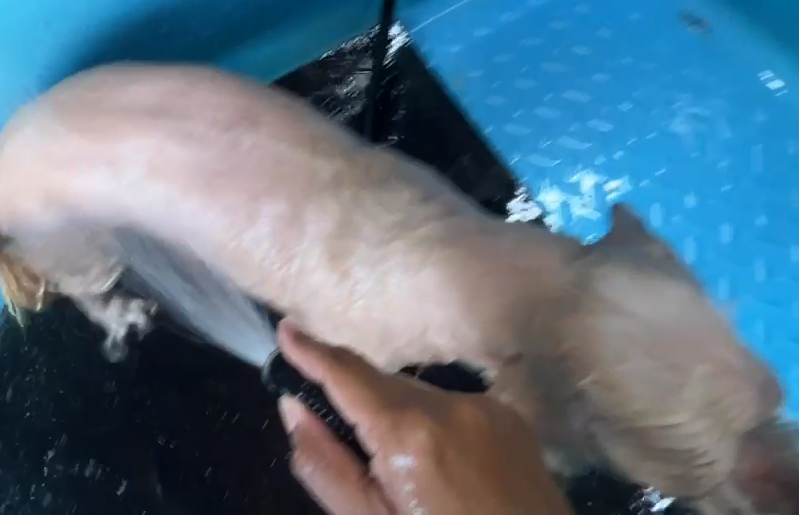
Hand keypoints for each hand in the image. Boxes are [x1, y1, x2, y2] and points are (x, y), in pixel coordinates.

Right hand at [276, 323, 571, 514]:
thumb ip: (327, 467)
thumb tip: (293, 408)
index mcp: (410, 434)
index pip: (347, 375)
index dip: (311, 351)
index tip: (285, 331)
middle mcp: (451, 404)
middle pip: (380, 383)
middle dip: (354, 395)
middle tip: (336, 432)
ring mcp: (488, 408)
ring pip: (416, 392)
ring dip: (393, 410)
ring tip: (394, 463)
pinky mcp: (513, 419)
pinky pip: (451, 406)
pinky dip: (430, 421)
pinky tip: (438, 465)